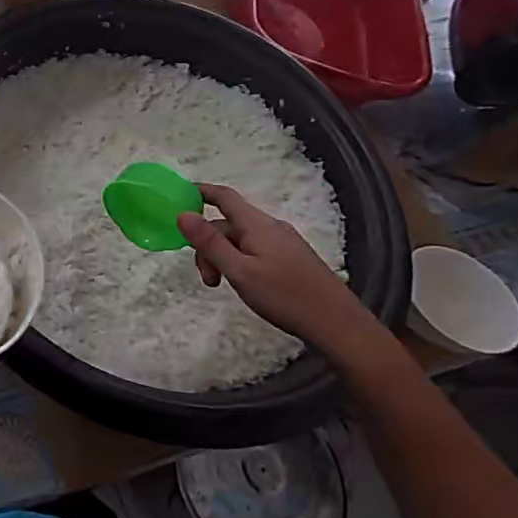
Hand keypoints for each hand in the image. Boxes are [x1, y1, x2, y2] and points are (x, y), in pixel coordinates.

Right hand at [178, 184, 378, 352]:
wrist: (339, 325)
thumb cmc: (285, 296)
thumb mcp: (238, 270)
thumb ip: (209, 242)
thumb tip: (182, 213)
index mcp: (257, 225)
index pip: (224, 197)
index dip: (200, 192)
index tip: (178, 196)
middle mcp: (271, 228)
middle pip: (228, 225)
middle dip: (208, 245)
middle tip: (207, 278)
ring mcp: (284, 243)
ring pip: (240, 240)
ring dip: (223, 257)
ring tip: (223, 285)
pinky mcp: (292, 260)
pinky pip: (255, 250)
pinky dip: (239, 262)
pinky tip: (244, 284)